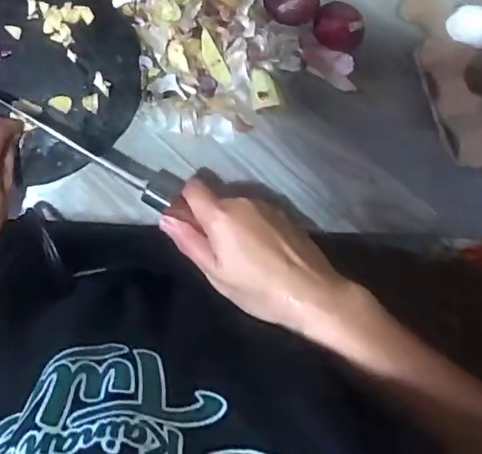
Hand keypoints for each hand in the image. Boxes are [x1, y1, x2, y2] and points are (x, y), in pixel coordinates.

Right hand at [160, 176, 366, 336]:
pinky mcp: (282, 212)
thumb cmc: (260, 290)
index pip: (192, 186)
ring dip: (232, 221)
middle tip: (217, 249)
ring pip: (235, 205)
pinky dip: (252, 225)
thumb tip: (166, 218)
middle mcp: (240, 199)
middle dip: (209, 216)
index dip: (185, 201)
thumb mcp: (217, 275)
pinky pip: (256, 211)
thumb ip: (189, 243)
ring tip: (245, 255)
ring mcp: (264, 203)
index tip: (187, 223)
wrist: (316, 295)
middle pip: (214, 197)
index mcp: (220, 214)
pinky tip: (264, 252)